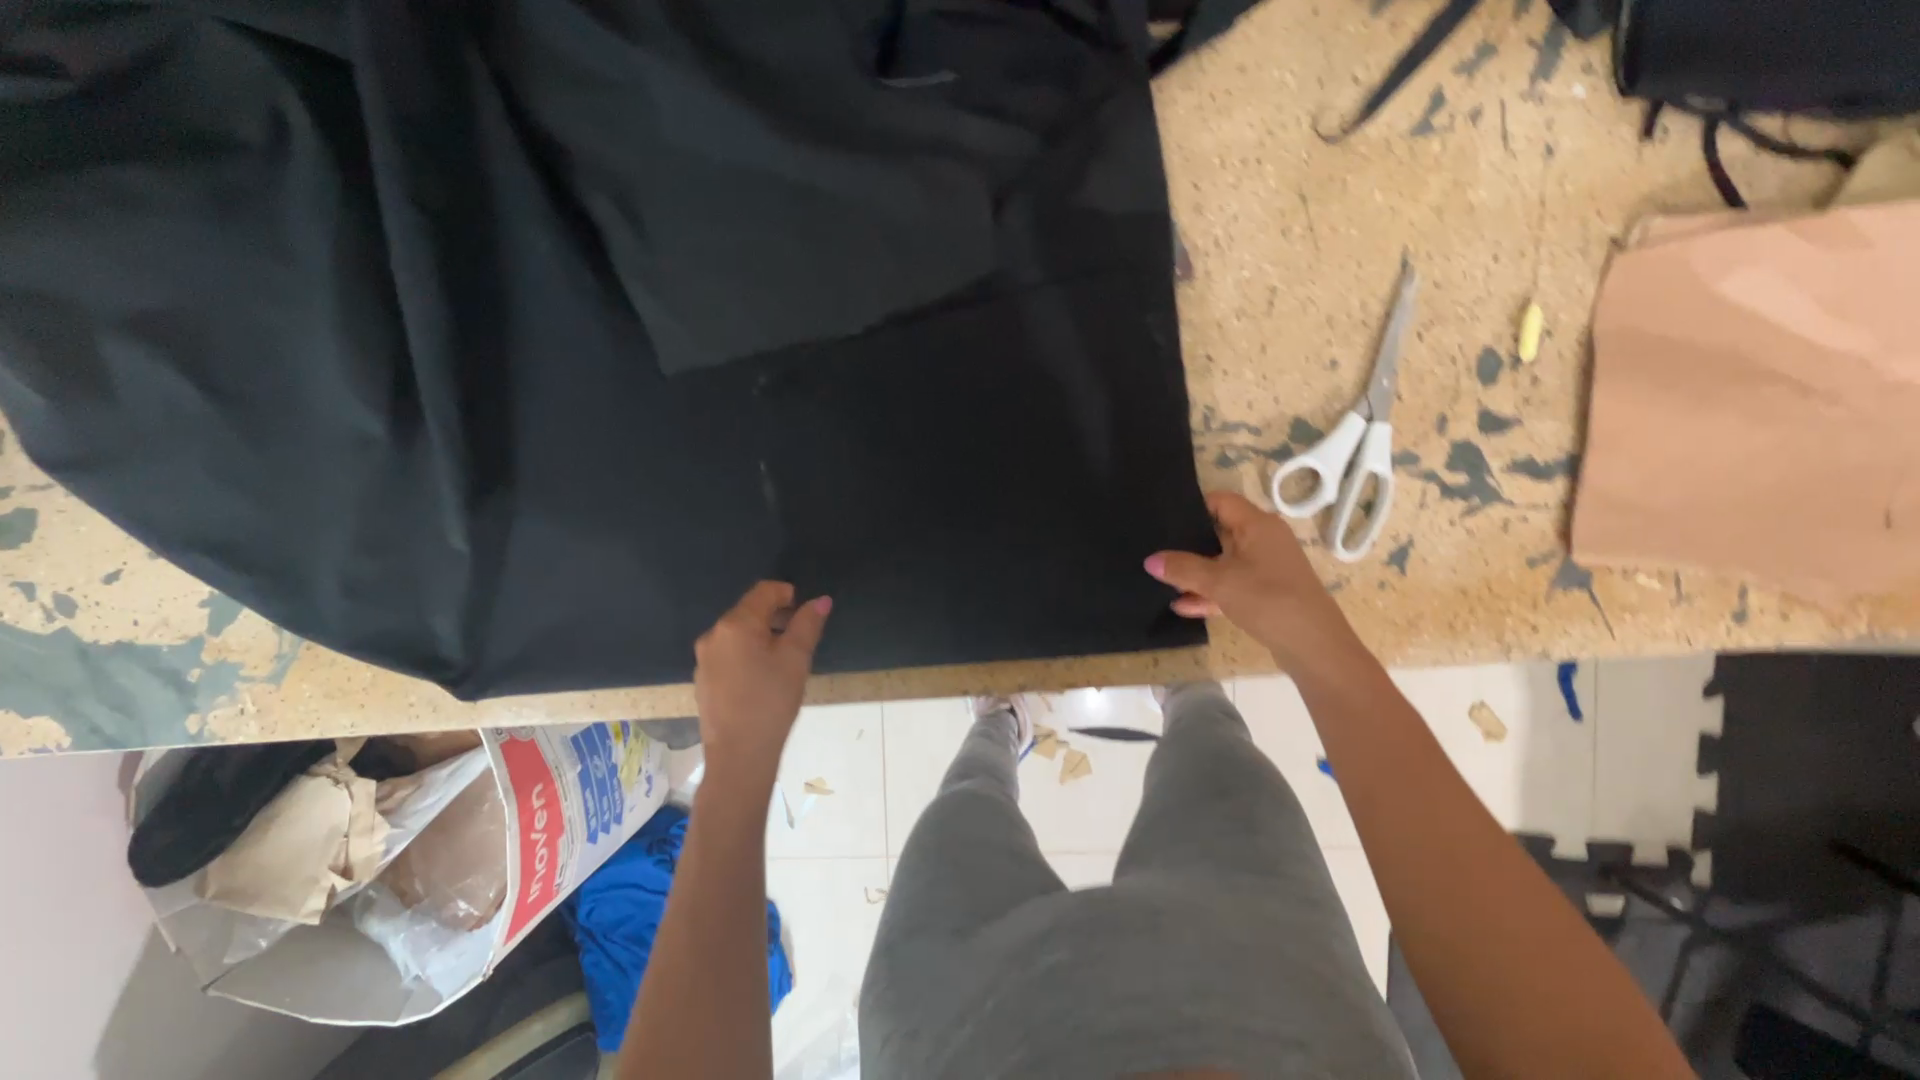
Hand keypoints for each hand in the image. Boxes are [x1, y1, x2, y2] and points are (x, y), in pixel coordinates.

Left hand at [693, 581, 832, 782]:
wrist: (739, 755)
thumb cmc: (771, 701)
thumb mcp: (796, 659)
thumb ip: (808, 624)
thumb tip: (820, 600)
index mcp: (735, 624)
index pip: (763, 591)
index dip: (787, 593)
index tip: (805, 610)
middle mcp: (713, 635)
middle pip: (748, 611)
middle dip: (775, 616)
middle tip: (800, 635)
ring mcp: (704, 659)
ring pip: (737, 634)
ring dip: (762, 635)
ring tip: (784, 659)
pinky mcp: (703, 679)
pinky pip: (728, 654)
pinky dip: (748, 654)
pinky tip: (763, 678)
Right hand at [1145, 491, 1361, 675]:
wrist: (1313, 643)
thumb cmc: (1267, 599)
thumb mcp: (1218, 582)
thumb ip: (1182, 568)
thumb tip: (1150, 560)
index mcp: (1257, 525)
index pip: (1221, 501)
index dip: (1192, 506)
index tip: (1163, 518)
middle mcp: (1264, 539)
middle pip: (1220, 531)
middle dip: (1189, 542)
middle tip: (1156, 548)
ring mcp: (1268, 567)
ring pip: (1225, 561)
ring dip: (1197, 572)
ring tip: (1163, 580)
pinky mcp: (1268, 592)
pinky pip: (1233, 584)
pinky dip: (1211, 592)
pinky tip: (1183, 606)